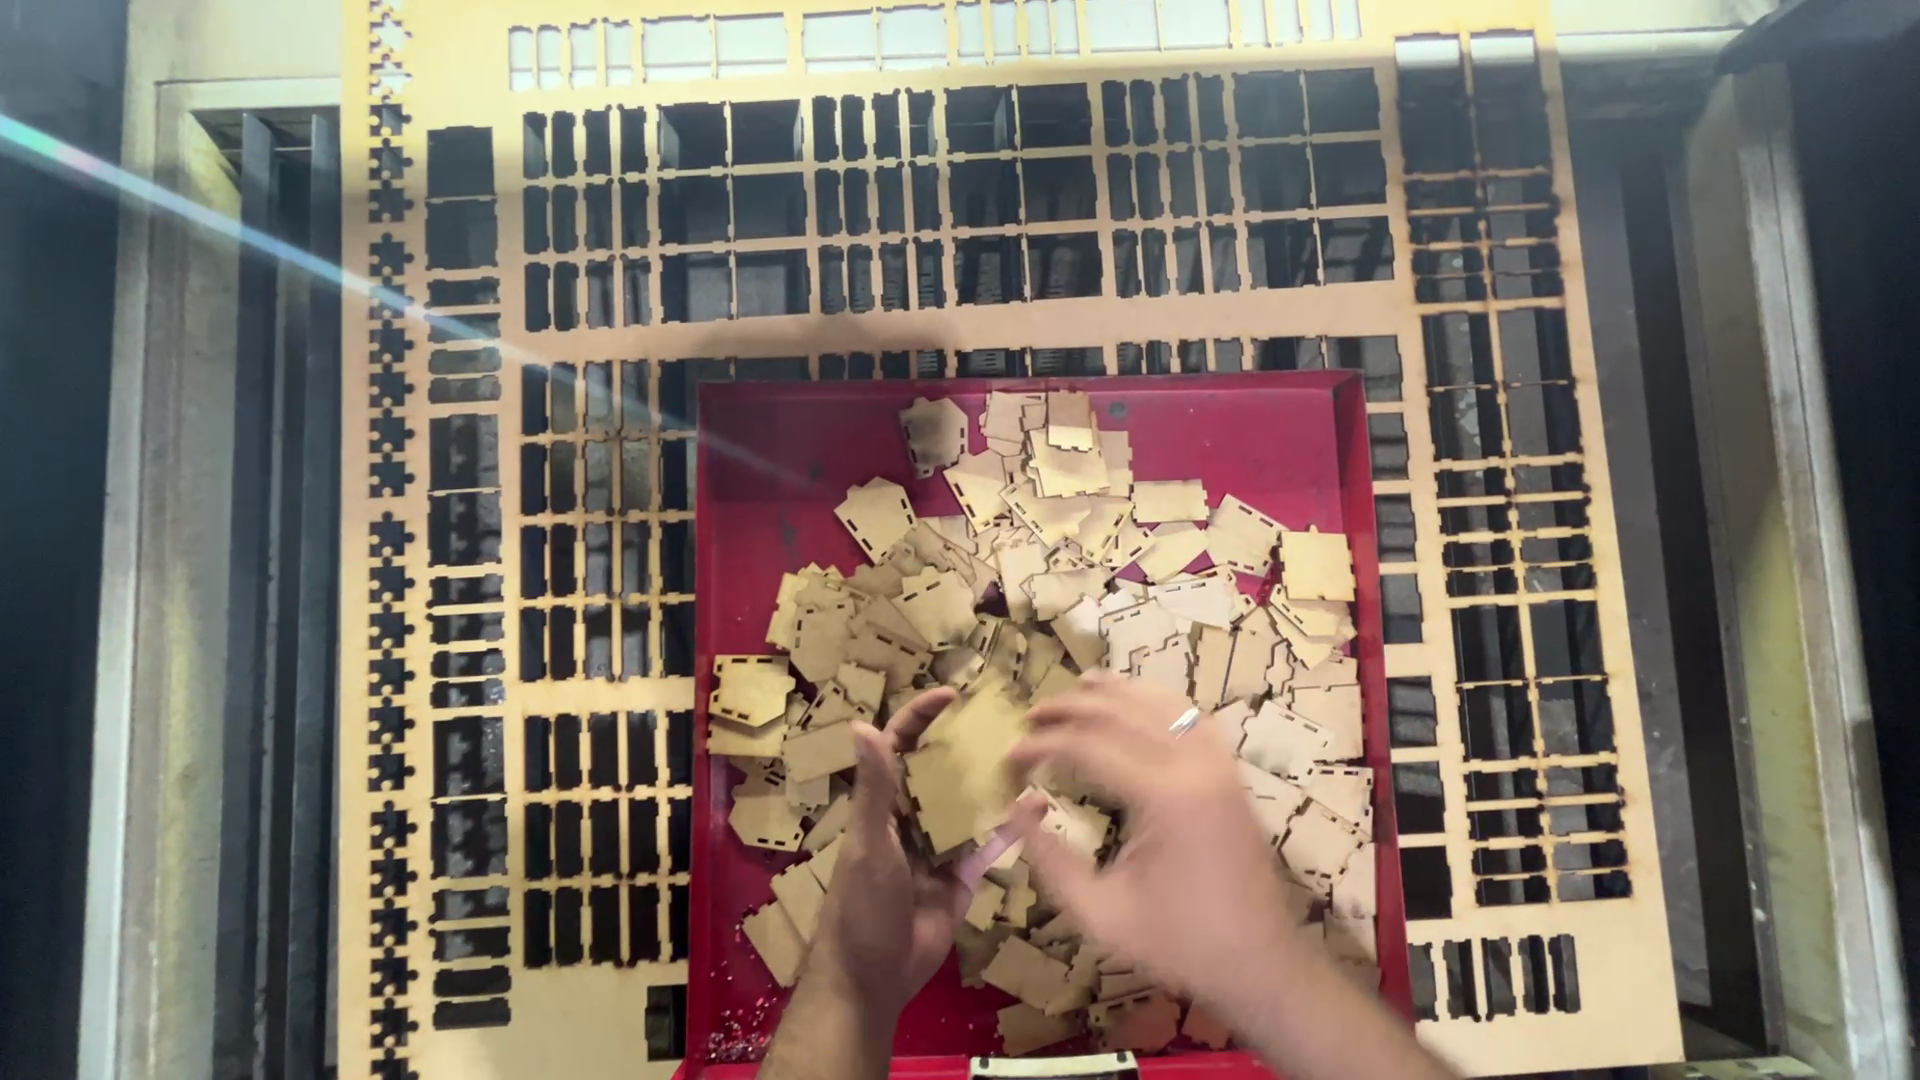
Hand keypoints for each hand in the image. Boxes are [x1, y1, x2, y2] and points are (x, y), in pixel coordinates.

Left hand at [808, 687, 1025, 1017]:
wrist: (875, 978)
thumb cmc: (861, 905)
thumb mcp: (868, 841)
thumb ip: (873, 787)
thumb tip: (860, 724)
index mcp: (882, 802)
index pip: (899, 745)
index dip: (921, 715)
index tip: (951, 694)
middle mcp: (911, 815)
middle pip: (940, 768)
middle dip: (966, 744)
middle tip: (1003, 720)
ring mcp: (939, 845)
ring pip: (969, 803)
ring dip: (993, 782)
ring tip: (1028, 754)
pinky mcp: (962, 874)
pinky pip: (989, 844)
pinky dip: (1011, 826)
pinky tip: (1037, 807)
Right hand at [1006, 672, 1303, 1009]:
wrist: (1259, 964)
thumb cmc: (1177, 944)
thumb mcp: (1098, 913)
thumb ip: (1049, 858)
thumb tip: (1015, 807)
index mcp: (1167, 799)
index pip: (1089, 748)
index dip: (1042, 746)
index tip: (1009, 757)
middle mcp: (1197, 766)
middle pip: (1121, 712)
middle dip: (1070, 708)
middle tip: (1030, 717)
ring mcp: (1220, 763)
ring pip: (1160, 702)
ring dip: (1115, 691)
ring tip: (1076, 686)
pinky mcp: (1230, 770)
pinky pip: (1193, 716)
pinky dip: (1158, 700)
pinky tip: (1135, 700)